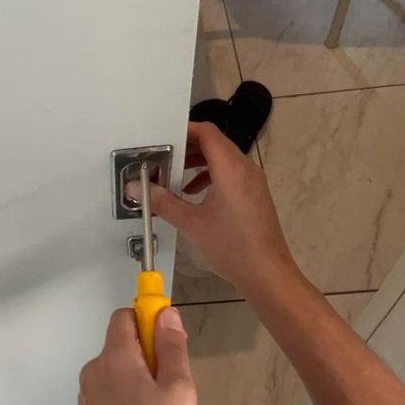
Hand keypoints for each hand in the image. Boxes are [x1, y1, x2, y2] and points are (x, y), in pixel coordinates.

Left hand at [77, 309, 197, 404]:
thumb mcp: (179, 390)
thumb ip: (172, 347)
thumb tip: (166, 313)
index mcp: (113, 358)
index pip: (125, 316)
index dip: (149, 320)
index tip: (171, 345)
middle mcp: (94, 371)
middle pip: (124, 345)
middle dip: (152, 358)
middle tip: (176, 392)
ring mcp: (89, 396)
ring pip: (122, 372)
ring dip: (146, 383)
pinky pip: (116, 395)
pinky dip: (134, 402)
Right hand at [151, 121, 299, 295]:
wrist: (267, 273)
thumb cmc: (232, 247)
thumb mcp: (191, 223)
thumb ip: (162, 202)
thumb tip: (137, 188)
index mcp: (231, 169)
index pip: (207, 133)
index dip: (183, 130)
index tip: (161, 139)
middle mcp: (246, 169)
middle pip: (214, 143)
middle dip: (186, 147)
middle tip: (162, 158)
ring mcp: (253, 182)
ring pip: (222, 158)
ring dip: (198, 161)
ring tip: (174, 175)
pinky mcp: (254, 194)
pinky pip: (230, 173)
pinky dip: (210, 175)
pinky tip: (194, 193)